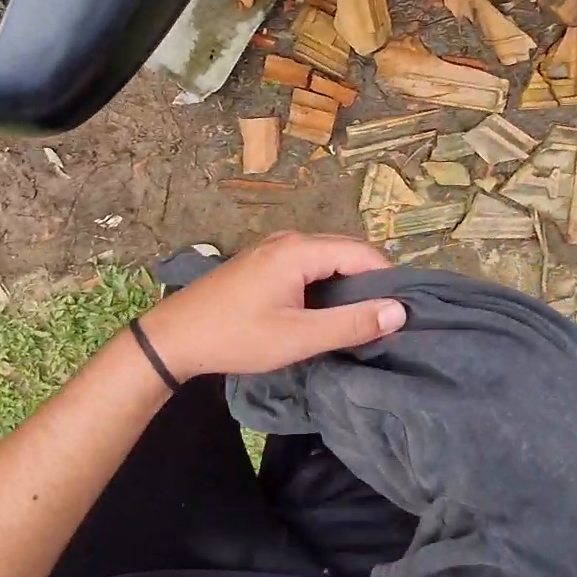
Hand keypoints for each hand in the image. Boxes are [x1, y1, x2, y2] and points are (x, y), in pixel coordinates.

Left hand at [138, 232, 404, 380]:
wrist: (176, 336)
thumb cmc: (237, 337)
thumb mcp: (298, 337)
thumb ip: (350, 324)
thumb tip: (399, 311)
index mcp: (300, 250)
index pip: (364, 254)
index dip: (388, 281)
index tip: (400, 314)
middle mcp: (291, 239)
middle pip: (348, 251)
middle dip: (370, 281)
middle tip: (382, 320)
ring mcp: (275, 248)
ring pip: (329, 257)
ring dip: (347, 283)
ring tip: (359, 319)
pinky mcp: (265, 261)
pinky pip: (310, 263)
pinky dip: (326, 282)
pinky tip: (326, 311)